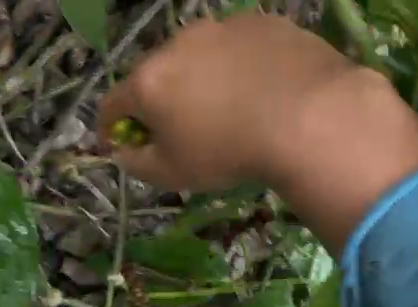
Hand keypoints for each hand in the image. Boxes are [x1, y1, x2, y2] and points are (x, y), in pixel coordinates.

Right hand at [99, 14, 417, 249]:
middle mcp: (179, 44)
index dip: (107, 129)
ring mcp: (223, 27)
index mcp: (148, 81)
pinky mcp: (262, 22)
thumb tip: (126, 149)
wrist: (310, 117)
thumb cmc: (225, 152)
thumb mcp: (166, 173)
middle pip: (150, 74)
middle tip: (167, 130)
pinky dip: (228, 69)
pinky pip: (231, 48)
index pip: (110, 104)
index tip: (116, 146)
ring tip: (212, 110)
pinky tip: (247, 93)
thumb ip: (134, 161)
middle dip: (151, 102)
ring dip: (190, 81)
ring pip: (192, 57)